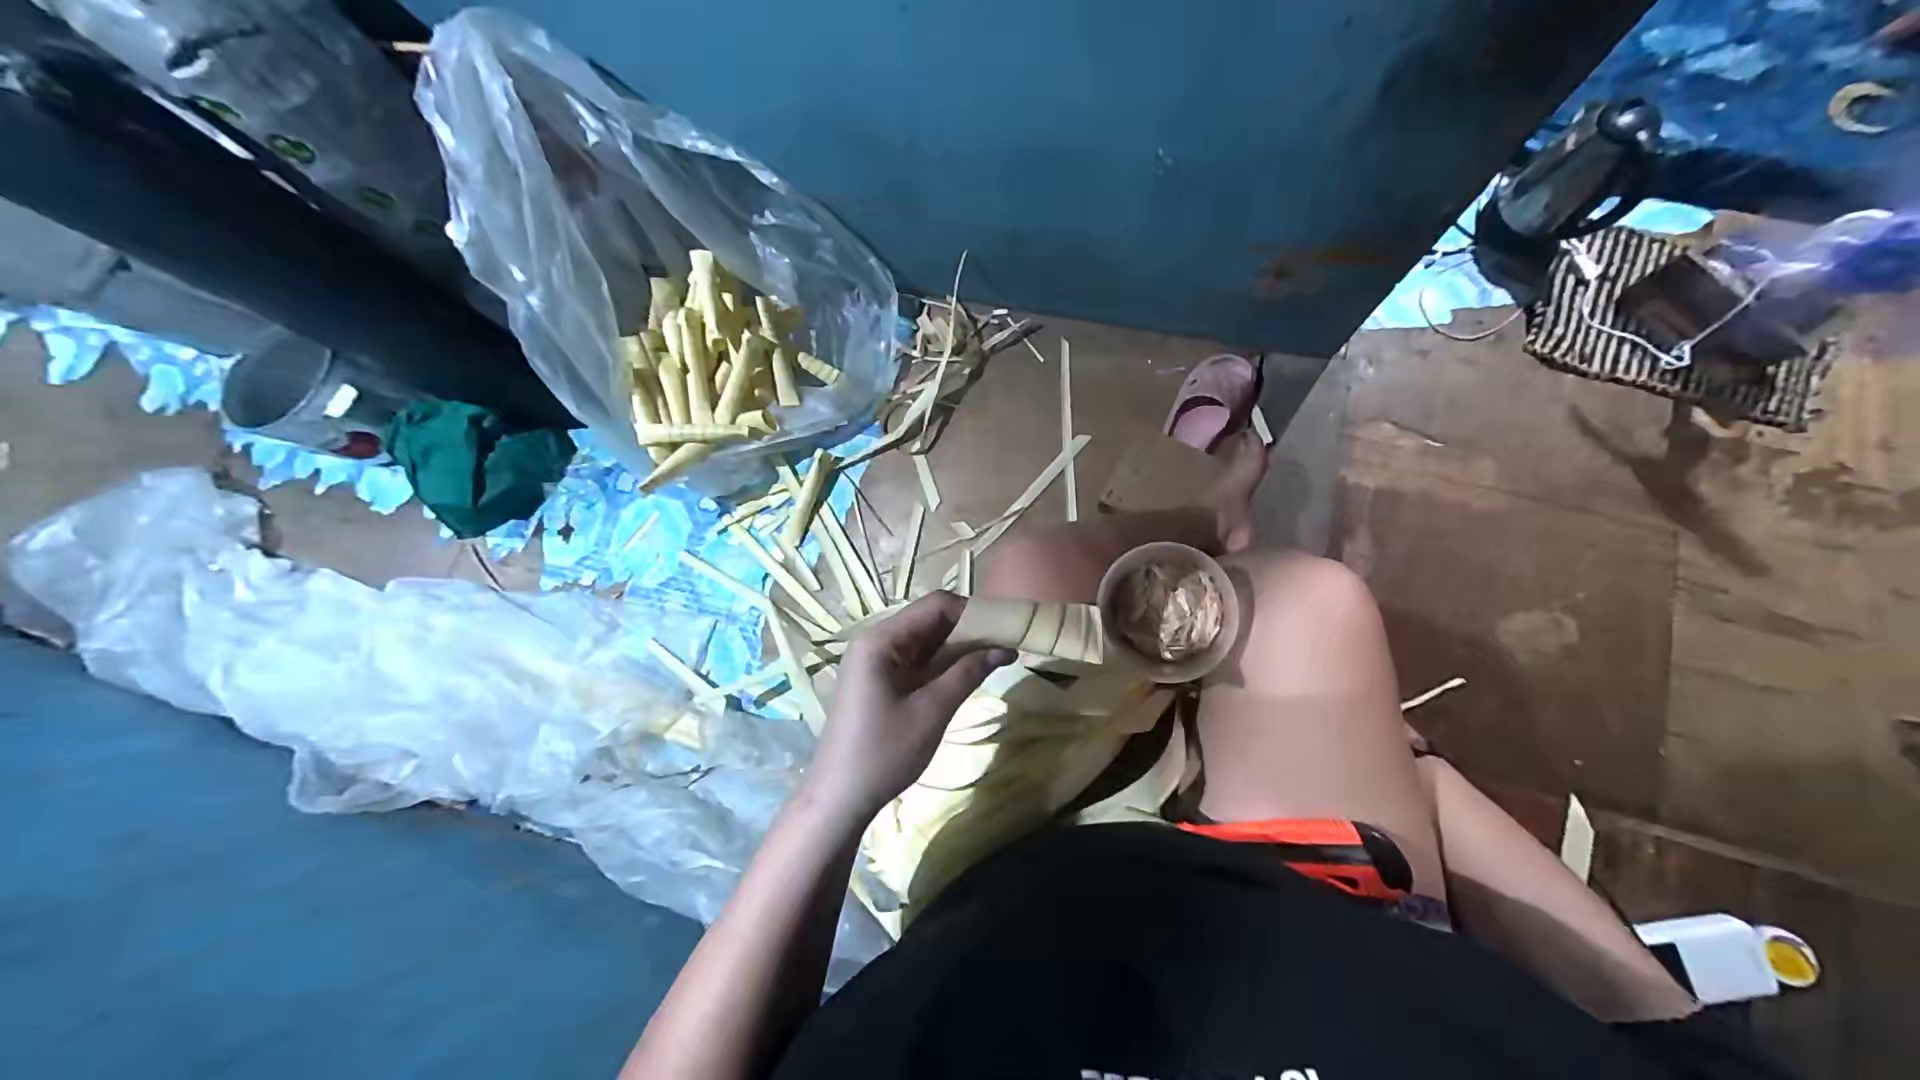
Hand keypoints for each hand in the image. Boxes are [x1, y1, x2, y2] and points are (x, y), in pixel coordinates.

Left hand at [806, 591, 1013, 819]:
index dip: (973, 613)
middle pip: (930, 620)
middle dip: (970, 629)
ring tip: (997, 659)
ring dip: (960, 648)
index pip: (935, 606)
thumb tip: (1004, 648)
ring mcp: (877, 661)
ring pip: (926, 641)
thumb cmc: (884, 752)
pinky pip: (918, 660)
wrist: (840, 797)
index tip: (1006, 630)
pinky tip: (970, 674)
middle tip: (1007, 646)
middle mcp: (876, 641)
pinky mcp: (881, 680)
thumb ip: (967, 673)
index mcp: (881, 640)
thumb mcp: (932, 711)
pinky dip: (944, 664)